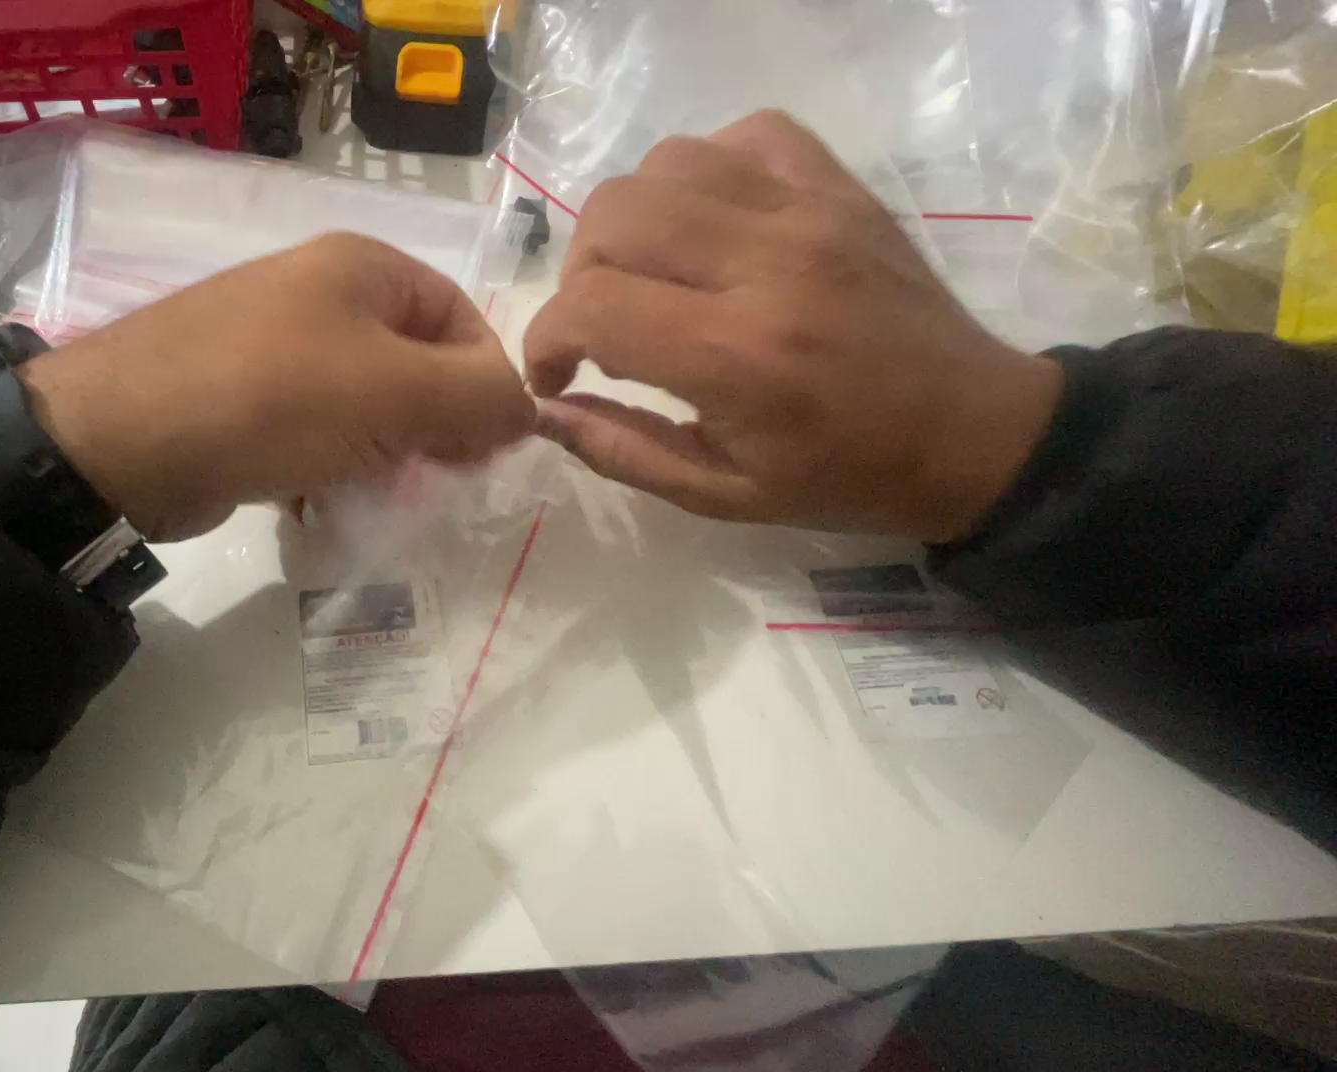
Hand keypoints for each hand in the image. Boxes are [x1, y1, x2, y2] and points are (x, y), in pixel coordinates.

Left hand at [20, 234, 533, 539]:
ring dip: (382, 455)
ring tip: (372, 495)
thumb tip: (524, 410)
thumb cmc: (277, 400)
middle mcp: (317, 295)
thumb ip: (480, 398)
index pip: (462, 320)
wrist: (124, 441)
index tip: (483, 454)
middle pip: (412, 365)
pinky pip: (312, 431)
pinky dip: (329, 467)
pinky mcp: (239, 400)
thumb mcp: (398, 394)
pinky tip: (320, 500)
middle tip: (429, 480)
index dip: (486, 387)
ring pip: (363, 405)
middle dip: (431, 428)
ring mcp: (271, 348)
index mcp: (362, 269)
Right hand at [524, 111, 1063, 541]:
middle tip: (599, 326)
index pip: (591, 306)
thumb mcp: (716, 493)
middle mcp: (768, 265)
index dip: (545, 340)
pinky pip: (739, 137)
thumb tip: (543, 411)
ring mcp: (810, 210)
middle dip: (578, 277)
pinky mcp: (839, 185)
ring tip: (646, 277)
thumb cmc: (835, 476)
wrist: (969, 432)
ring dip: (628, 225)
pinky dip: (698, 178)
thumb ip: (617, 450)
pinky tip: (704, 231)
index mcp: (735, 357)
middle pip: (613, 216)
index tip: (555, 376)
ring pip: (664, 164)